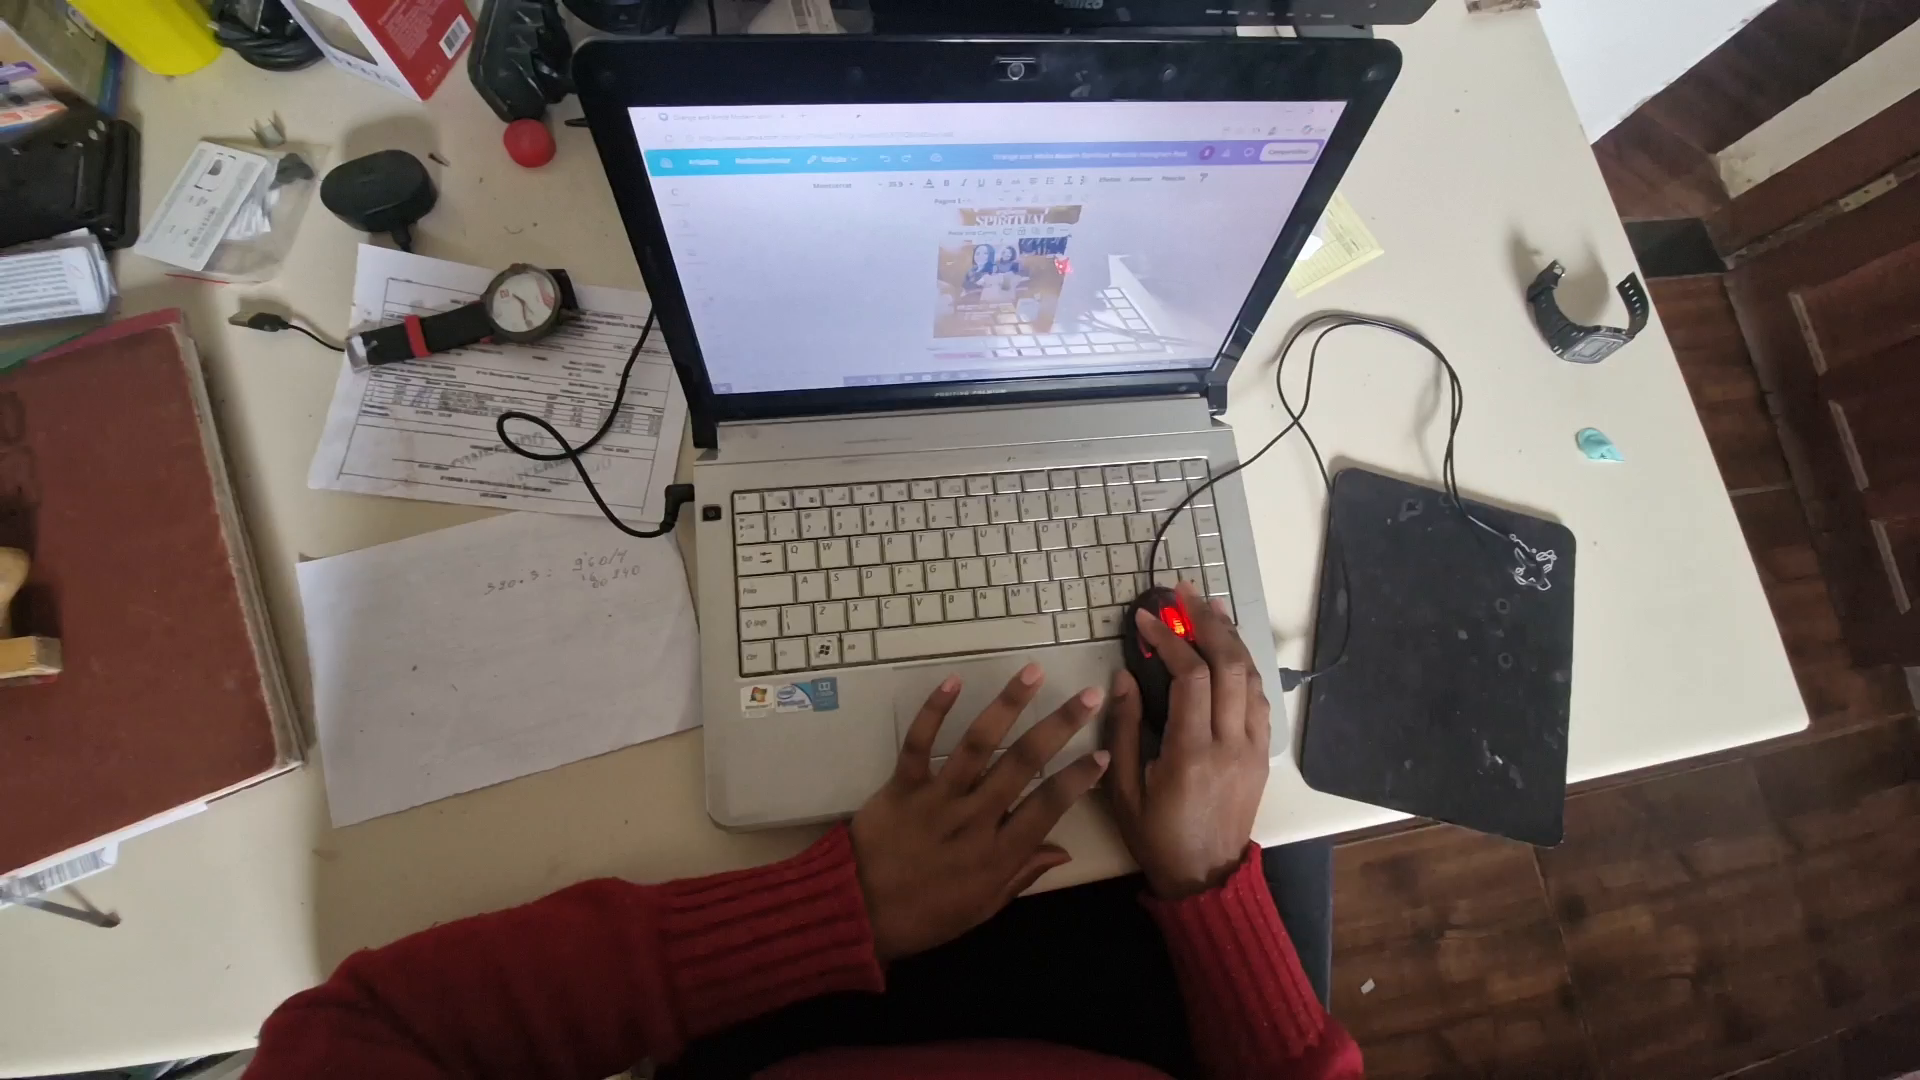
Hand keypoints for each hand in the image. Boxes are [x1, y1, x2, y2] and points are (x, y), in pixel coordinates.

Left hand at [850, 663, 1109, 962]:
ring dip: (1008, 704)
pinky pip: (919, 743)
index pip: (1048, 808)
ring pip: (977, 744)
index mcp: (997, 853)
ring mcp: (937, 798)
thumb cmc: (924, 915)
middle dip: (1059, 726)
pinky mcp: (902, 784)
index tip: (1101, 754)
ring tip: (1032, 672)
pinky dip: (934, 710)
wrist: (855, 913)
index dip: (1078, 780)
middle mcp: (974, 819)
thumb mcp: (982, 908)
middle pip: (1022, 764)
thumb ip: (1023, 874)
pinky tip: (953, 680)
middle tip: (1088, 695)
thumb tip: (1064, 850)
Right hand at [1107, 581, 1270, 899]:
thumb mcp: (1121, 788)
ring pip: (1250, 677)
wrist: (1207, 880)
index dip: (1168, 640)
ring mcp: (1253, 748)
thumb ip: (1124, 729)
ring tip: (1209, 606)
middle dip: (1206, 622)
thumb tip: (1125, 677)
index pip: (1190, 677)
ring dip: (1231, 636)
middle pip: (1229, 665)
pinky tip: (1229, 648)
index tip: (1146, 619)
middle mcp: (1230, 743)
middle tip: (1184, 592)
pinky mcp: (1261, 755)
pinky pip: (1259, 699)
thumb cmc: (1155, 836)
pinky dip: (1244, 665)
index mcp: (1191, 753)